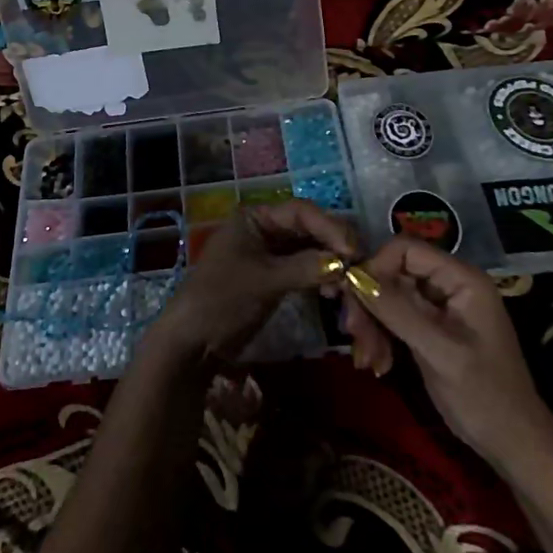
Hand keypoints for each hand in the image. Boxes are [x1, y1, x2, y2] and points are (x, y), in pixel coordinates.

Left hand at [149, 201, 354, 364]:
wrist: (193, 340)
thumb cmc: (221, 300)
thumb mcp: (264, 281)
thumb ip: (305, 267)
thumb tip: (345, 262)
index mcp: (254, 218)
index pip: (301, 212)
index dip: (330, 228)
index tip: (353, 251)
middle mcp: (264, 229)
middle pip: (311, 229)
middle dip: (335, 247)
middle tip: (359, 268)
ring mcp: (271, 253)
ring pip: (313, 251)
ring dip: (332, 265)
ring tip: (346, 286)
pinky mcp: (276, 277)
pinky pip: (307, 270)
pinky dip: (322, 279)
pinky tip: (334, 294)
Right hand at [339, 237, 552, 466]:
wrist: (511, 444)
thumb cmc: (485, 396)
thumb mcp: (440, 352)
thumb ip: (398, 311)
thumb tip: (353, 277)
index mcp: (462, 280)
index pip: (405, 249)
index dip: (376, 266)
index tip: (353, 296)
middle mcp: (448, 286)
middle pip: (391, 273)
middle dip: (368, 302)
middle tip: (352, 333)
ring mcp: (436, 308)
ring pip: (385, 296)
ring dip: (370, 325)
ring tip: (366, 358)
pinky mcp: (426, 328)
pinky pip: (390, 318)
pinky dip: (378, 337)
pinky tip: (376, 363)